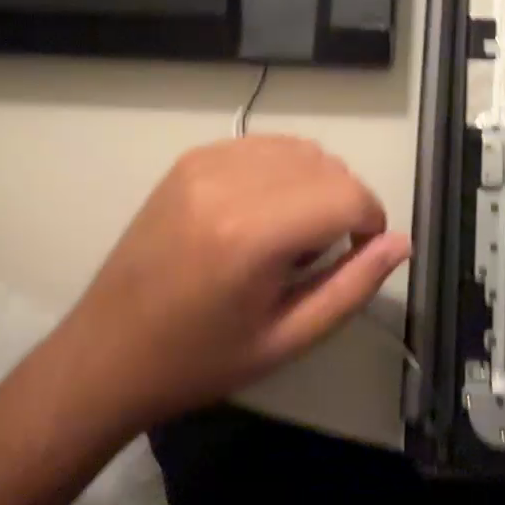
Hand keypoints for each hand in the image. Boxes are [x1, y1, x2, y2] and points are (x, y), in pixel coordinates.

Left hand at [57, 136, 410, 428]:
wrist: (106, 354)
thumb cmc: (200, 359)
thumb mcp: (286, 341)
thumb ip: (351, 288)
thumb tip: (399, 242)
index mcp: (252, 235)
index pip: (348, 196)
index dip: (370, 221)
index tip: (359, 253)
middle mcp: (230, 183)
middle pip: (328, 166)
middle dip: (344, 203)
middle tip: (320, 254)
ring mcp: (205, 163)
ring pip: (300, 149)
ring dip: (315, 184)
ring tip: (289, 233)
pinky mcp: (190, 159)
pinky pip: (264, 146)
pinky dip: (282, 170)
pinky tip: (263, 212)